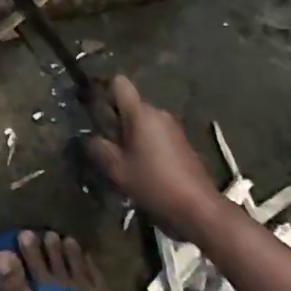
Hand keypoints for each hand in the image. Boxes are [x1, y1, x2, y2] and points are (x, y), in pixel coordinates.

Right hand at [86, 75, 218, 225]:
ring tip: (128, 162)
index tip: (98, 115)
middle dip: (117, 121)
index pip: (119, 82)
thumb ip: (98, 148)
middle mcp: (158, 112)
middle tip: (110, 148)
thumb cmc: (155, 184)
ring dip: (132, 135)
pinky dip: (147, 144)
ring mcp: (173, 127)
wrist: (199, 208)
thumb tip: (91, 138)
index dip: (105, 92)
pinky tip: (147, 169)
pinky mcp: (182, 142)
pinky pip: (156, 133)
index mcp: (140, 113)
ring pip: (143, 121)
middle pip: (130, 105)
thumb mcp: (118, 169)